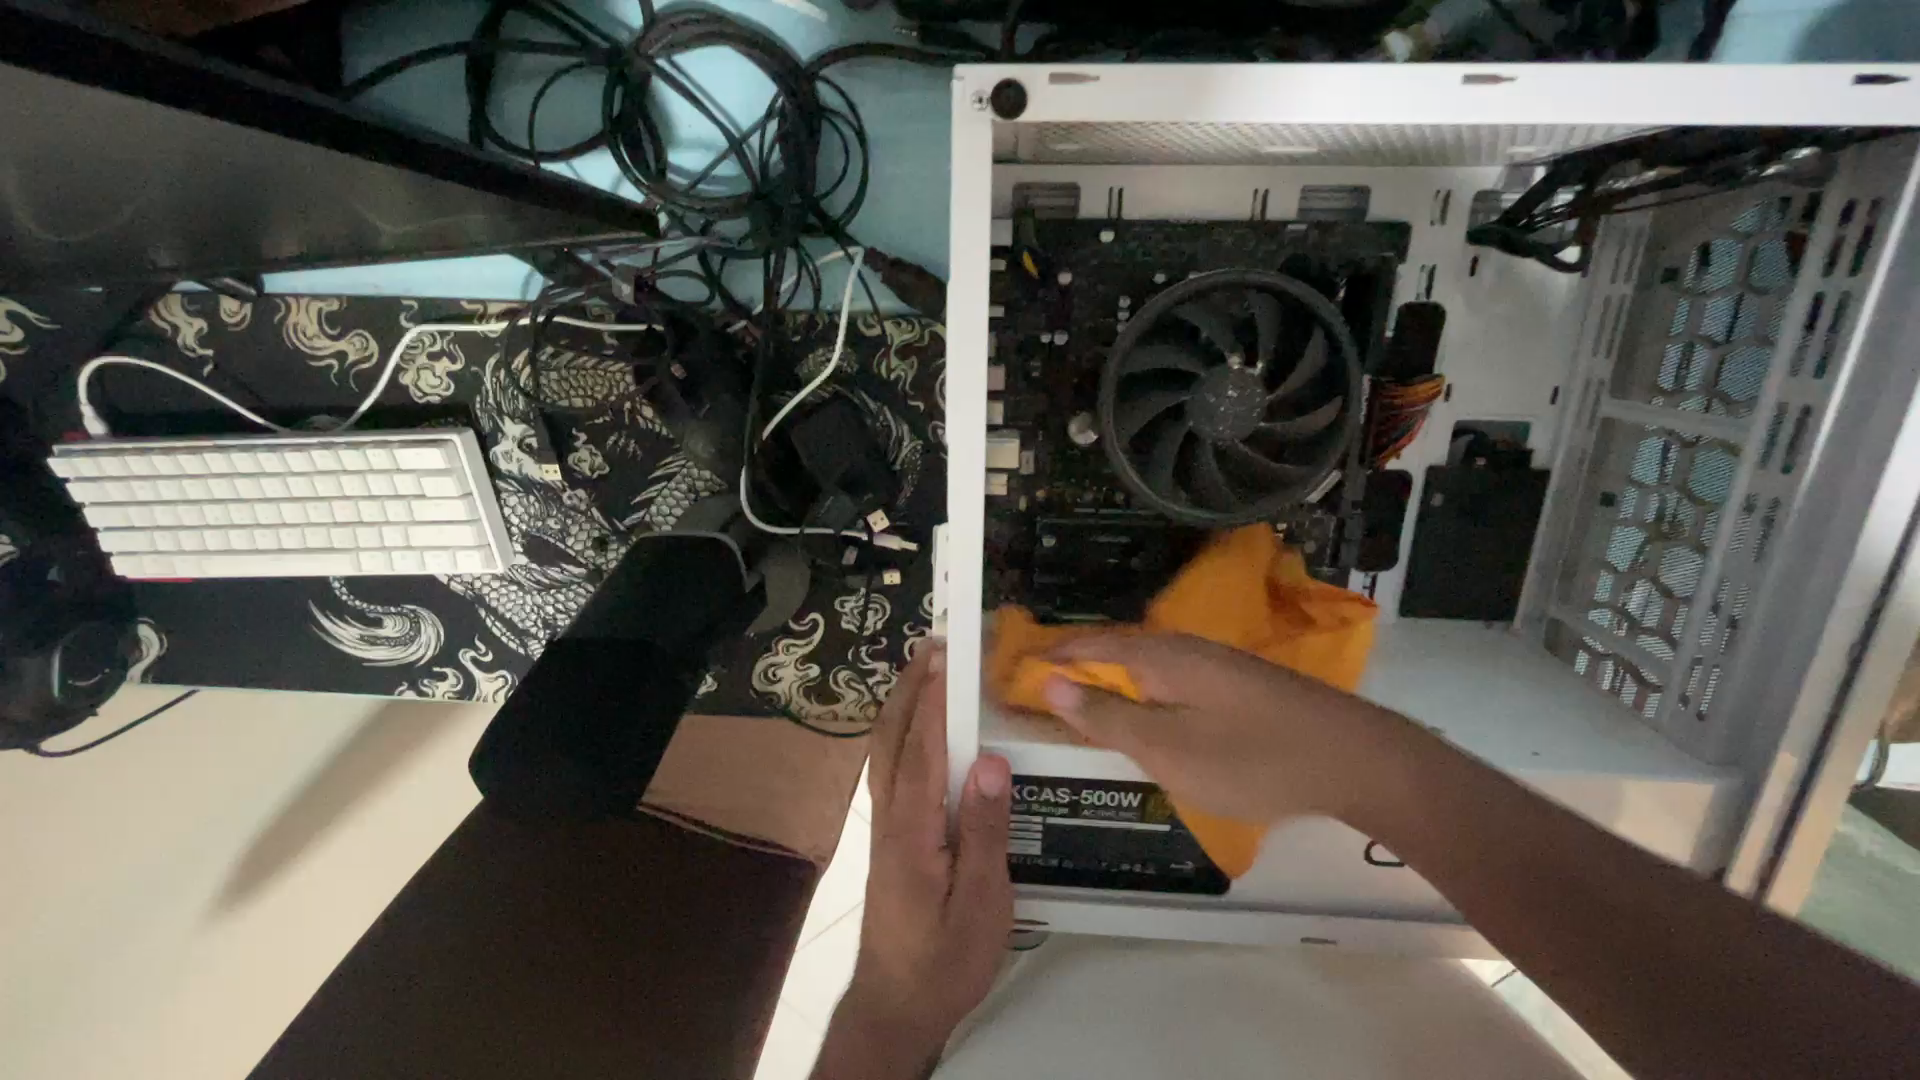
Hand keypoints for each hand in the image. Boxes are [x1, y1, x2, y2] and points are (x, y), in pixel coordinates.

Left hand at [814, 644, 1012, 1078]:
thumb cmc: (944, 960)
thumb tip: (991, 761)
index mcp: (913, 829)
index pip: (925, 748)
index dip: (937, 698)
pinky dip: (901, 733)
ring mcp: (884, 827)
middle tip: (934, 647)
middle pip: (891, 738)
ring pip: (885, 751)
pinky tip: (921, 731)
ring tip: (927, 672)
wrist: (895, 1005)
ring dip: (902, 705)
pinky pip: (890, 769)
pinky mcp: (889, 838)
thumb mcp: (981, 904)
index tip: (950, 656)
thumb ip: (984, 831)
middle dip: (909, 688)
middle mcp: (890, 817)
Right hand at [1040, 632, 1385, 824]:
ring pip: (1146, 666)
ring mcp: (1216, 664)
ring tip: (1087, 708)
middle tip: (1045, 695)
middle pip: (1116, 651)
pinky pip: (1172, 679)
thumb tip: (1050, 683)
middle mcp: (1184, 648)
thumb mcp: (1166, 747)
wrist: (1355, 759)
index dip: (1051, 658)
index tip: (1016, 673)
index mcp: (1159, 657)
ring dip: (1111, 682)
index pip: (1087, 646)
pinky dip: (1145, 693)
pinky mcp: (1239, 684)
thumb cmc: (1250, 757)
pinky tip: (1151, 716)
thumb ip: (1106, 717)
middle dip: (1078, 669)